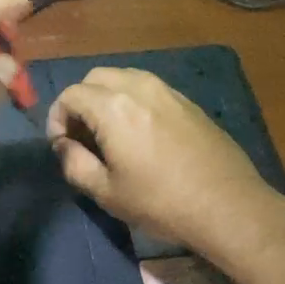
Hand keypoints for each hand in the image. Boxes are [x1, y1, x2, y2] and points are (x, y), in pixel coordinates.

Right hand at [48, 67, 284, 258]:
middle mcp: (139, 87)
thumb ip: (74, 164)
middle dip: (81, 102)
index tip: (61, 145)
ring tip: (110, 134)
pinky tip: (141, 134)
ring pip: (124, 78)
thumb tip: (63, 146)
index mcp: (113, 107)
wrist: (227, 205)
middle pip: (95, 78)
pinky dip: (133, 101)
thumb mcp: (106, 192)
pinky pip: (149, 88)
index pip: (70, 94)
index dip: (57, 118)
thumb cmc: (161, 202)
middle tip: (82, 137)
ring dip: (107, 98)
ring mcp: (168, 91)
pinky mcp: (188, 102)